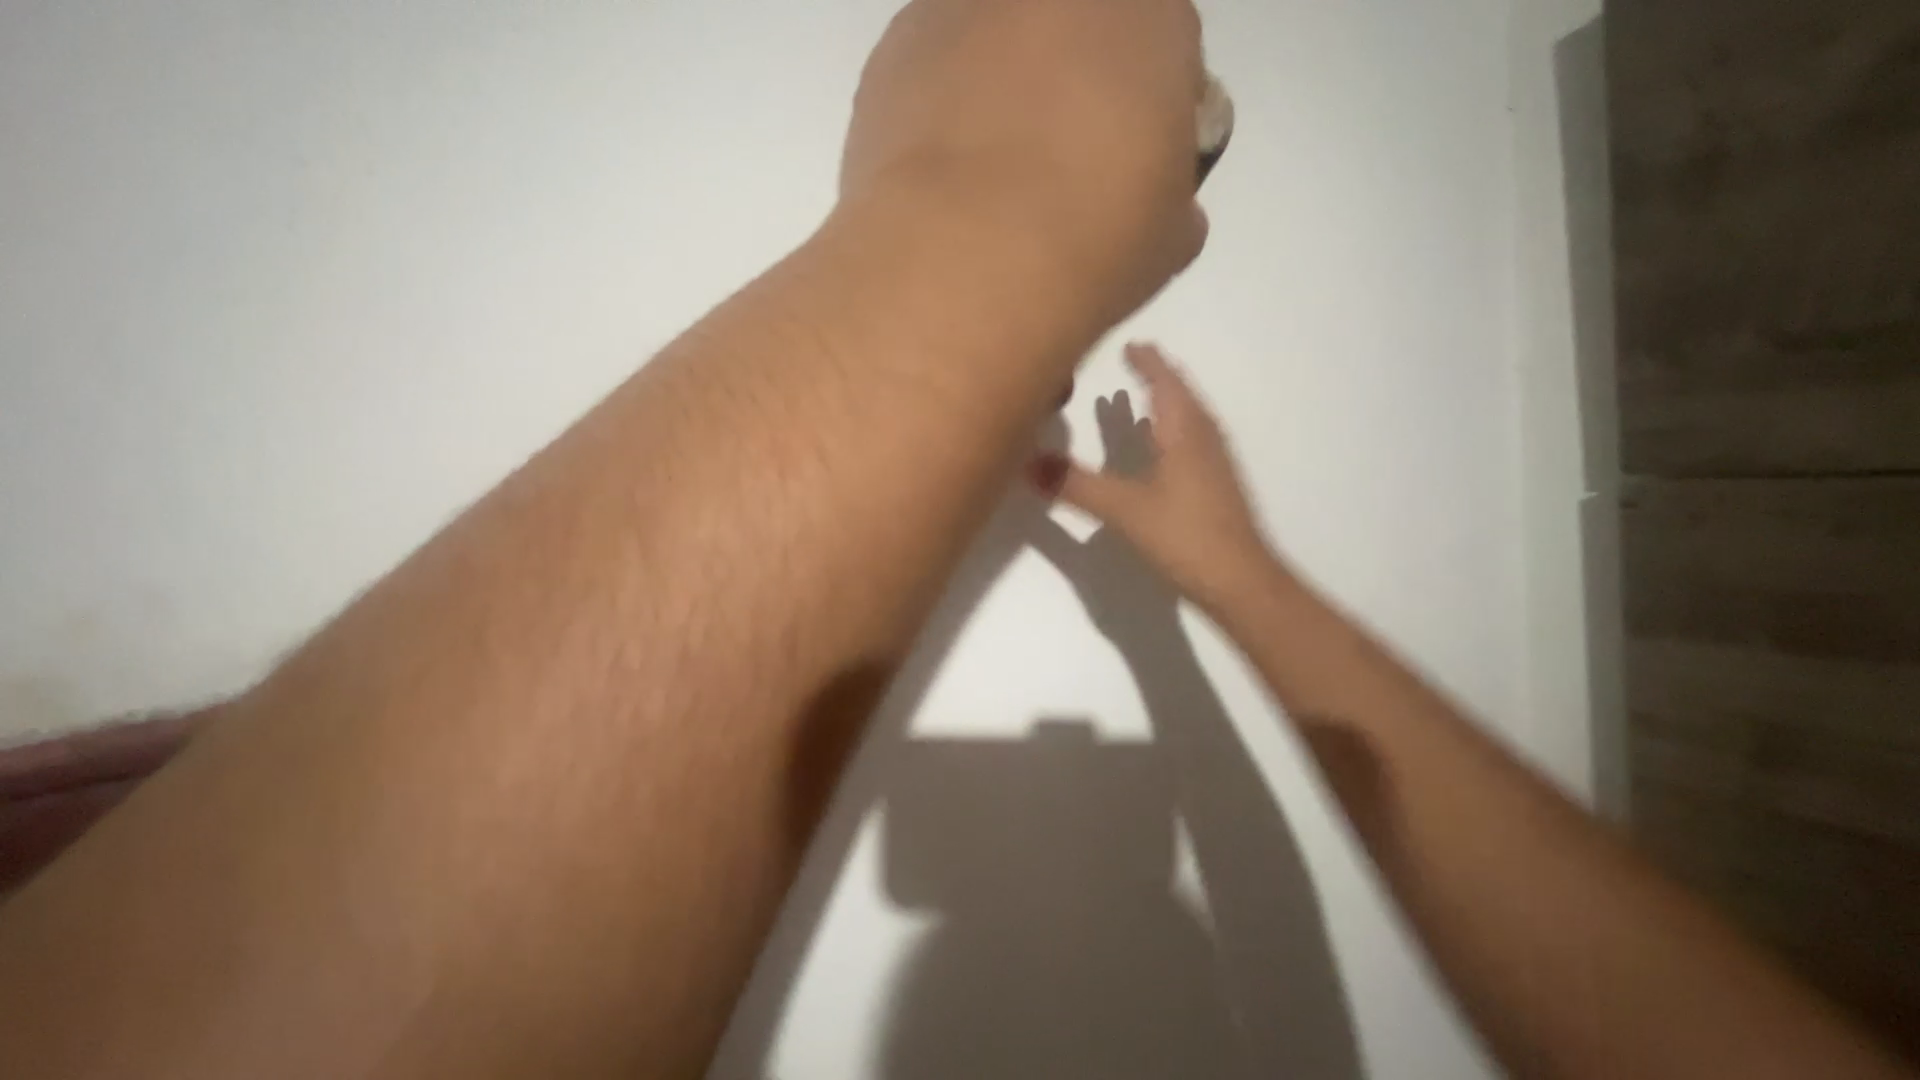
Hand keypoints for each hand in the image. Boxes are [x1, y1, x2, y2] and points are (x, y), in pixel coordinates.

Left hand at [842, 0, 1208, 323]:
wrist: (964, 261)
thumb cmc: (1090, 246)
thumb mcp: (1170, 239)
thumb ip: (1172, 196)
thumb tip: (1154, 203)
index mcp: (1150, 16)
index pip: (1164, 43)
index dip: (1148, 104)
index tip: (1128, 162)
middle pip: (1074, 29)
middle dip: (1071, 81)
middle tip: (1056, 163)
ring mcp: (969, 7)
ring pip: (997, 40)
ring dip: (1000, 85)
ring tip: (985, 178)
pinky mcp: (896, 47)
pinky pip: (931, 69)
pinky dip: (938, 107)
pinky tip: (937, 178)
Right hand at [1029, 343, 1273, 612]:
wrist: (1240, 580)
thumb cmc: (1184, 535)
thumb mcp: (1122, 508)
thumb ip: (1076, 485)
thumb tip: (1027, 463)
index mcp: (1184, 432)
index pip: (1166, 383)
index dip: (1148, 363)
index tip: (1132, 344)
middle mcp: (1204, 439)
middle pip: (1182, 397)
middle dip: (1158, 379)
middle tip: (1134, 364)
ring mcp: (1214, 465)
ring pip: (1188, 422)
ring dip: (1165, 407)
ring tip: (1141, 404)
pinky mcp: (1216, 490)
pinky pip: (1191, 445)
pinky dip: (1170, 436)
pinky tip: (1159, 456)